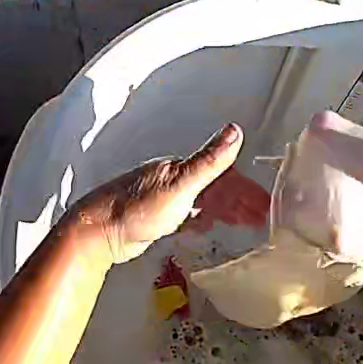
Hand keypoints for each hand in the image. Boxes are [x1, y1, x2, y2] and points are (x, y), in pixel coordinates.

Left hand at [62, 123, 266, 264]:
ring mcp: (164, 196)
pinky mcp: (155, 216)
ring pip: (204, 200)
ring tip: (245, 223)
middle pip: (216, 188)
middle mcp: (174, 178)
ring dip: (226, 210)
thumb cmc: (136, 209)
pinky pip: (189, 213)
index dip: (247, 190)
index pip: (225, 175)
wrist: (97, 233)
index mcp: (182, 168)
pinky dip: (204, 218)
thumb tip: (234, 130)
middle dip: (241, 201)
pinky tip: (208, 225)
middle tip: (262, 217)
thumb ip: (209, 160)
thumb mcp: (180, 184)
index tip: (265, 203)